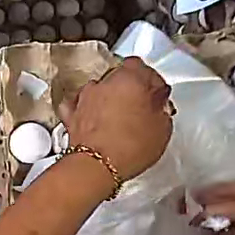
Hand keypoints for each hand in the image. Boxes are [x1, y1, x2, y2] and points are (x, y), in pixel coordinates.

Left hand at [61, 56, 171, 180]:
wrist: (96, 167)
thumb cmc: (128, 147)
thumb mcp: (162, 128)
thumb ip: (161, 109)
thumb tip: (158, 107)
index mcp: (129, 78)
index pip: (143, 68)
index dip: (152, 82)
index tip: (158, 95)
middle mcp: (104, 84)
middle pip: (120, 78)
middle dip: (131, 91)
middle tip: (141, 108)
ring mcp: (85, 98)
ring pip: (99, 91)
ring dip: (109, 101)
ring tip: (120, 119)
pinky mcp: (71, 116)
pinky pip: (79, 106)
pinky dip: (87, 111)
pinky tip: (95, 120)